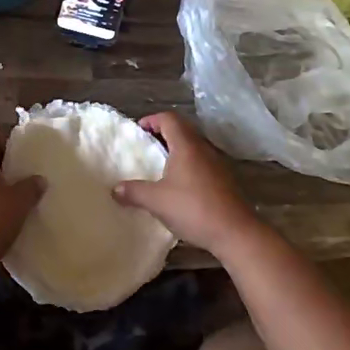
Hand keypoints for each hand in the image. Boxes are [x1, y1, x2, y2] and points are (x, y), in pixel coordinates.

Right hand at [113, 112, 268, 256]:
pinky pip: (201, 162)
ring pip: (193, 146)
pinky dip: (187, 165)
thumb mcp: (157, 201)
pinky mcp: (224, 179)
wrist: (234, 230)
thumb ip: (134, 192)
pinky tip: (179, 185)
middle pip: (182, 129)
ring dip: (176, 150)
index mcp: (186, 145)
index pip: (169, 119)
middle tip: (146, 146)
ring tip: (160, 166)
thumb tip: (115, 189)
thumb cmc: (193, 208)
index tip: (138, 130)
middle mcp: (203, 148)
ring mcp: (217, 162)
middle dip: (163, 134)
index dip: (152, 120)